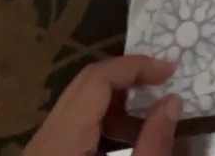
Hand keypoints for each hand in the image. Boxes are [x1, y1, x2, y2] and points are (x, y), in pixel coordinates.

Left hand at [23, 56, 180, 155]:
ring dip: (117, 104)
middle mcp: (45, 139)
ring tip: (150, 119)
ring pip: (80, 106)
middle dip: (128, 79)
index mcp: (61, 140)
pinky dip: (103, 124)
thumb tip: (173, 101)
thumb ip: (152, 144)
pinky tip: (125, 140)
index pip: (98, 78)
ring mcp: (41, 150)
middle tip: (162, 84)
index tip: (170, 71)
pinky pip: (74, 127)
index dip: (136, 67)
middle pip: (87, 85)